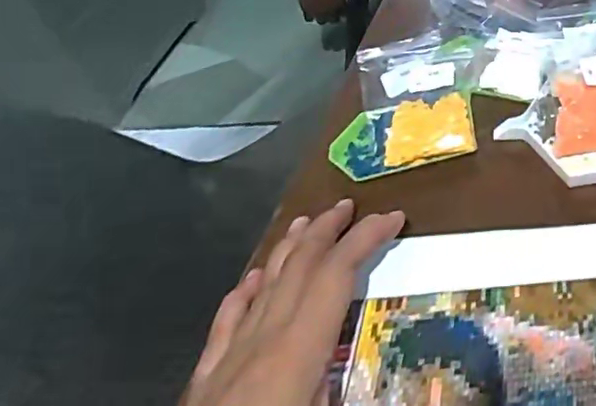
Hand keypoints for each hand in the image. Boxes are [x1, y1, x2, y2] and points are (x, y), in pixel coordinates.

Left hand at [181, 200, 404, 405]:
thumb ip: (337, 391)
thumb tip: (362, 379)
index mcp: (296, 354)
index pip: (336, 275)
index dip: (366, 239)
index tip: (393, 217)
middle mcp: (261, 343)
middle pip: (298, 267)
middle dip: (327, 230)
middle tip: (350, 206)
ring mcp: (226, 362)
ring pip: (262, 285)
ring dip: (287, 249)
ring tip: (305, 223)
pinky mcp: (202, 385)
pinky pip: (224, 324)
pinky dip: (242, 294)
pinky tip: (249, 282)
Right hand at [294, 0, 345, 24]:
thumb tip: (343, 1)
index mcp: (338, 6)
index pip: (344, 14)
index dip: (344, 13)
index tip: (344, 11)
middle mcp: (328, 12)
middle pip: (333, 20)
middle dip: (335, 17)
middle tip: (334, 12)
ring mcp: (316, 13)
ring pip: (321, 21)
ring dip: (323, 18)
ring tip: (324, 12)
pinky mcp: (305, 12)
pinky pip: (310, 18)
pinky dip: (312, 16)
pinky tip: (314, 11)